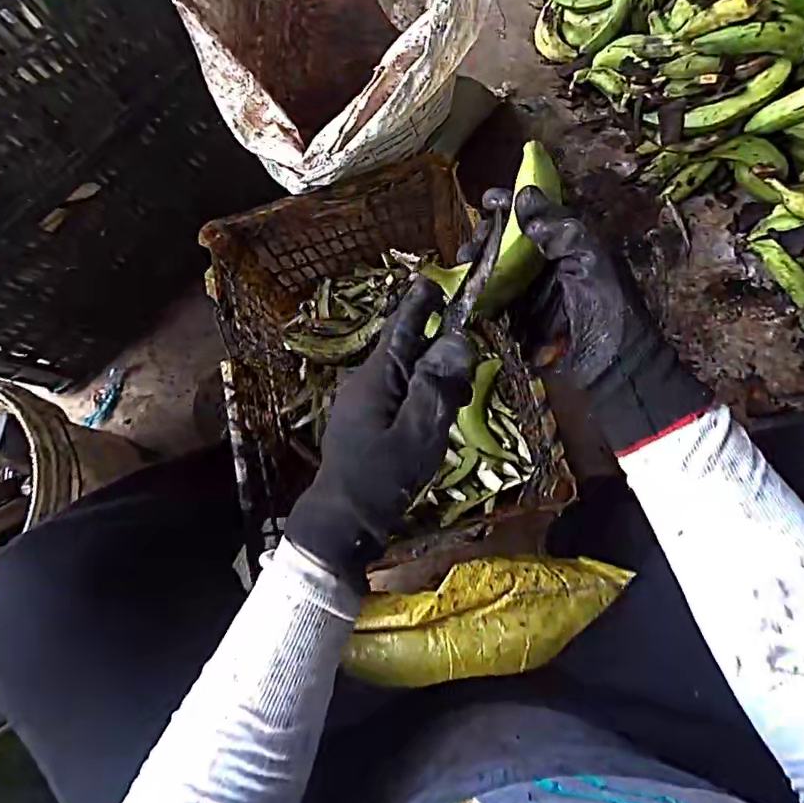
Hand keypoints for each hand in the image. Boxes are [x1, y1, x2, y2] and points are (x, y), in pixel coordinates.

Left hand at [283, 278, 476, 582]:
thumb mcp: (417, 434)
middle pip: (405, 346)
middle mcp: (366, 380)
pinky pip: (398, 388)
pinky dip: (421, 387)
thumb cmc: (380, 478)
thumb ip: (437, 386)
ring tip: (455, 380)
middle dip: (433, 337)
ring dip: (430, 366)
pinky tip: (435, 406)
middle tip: (462, 339)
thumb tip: (459, 340)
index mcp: (376, 377)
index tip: (437, 280)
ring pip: (403, 369)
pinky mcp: (366, 418)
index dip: (420, 302)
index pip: (402, 327)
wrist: (341, 522)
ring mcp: (363, 400)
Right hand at [475, 186, 709, 451]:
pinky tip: (465, 284)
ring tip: (466, 257)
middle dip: (487, 232)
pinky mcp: (518, 316)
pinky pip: (493, 297)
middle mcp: (547, 260)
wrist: (611, 365)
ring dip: (478, 259)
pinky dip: (477, 290)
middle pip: (508, 237)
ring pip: (496, 265)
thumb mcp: (590, 259)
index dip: (511, 203)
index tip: (488, 200)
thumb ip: (559, 228)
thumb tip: (524, 196)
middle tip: (476, 236)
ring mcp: (531, 289)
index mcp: (569, 241)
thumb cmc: (607, 306)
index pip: (535, 213)